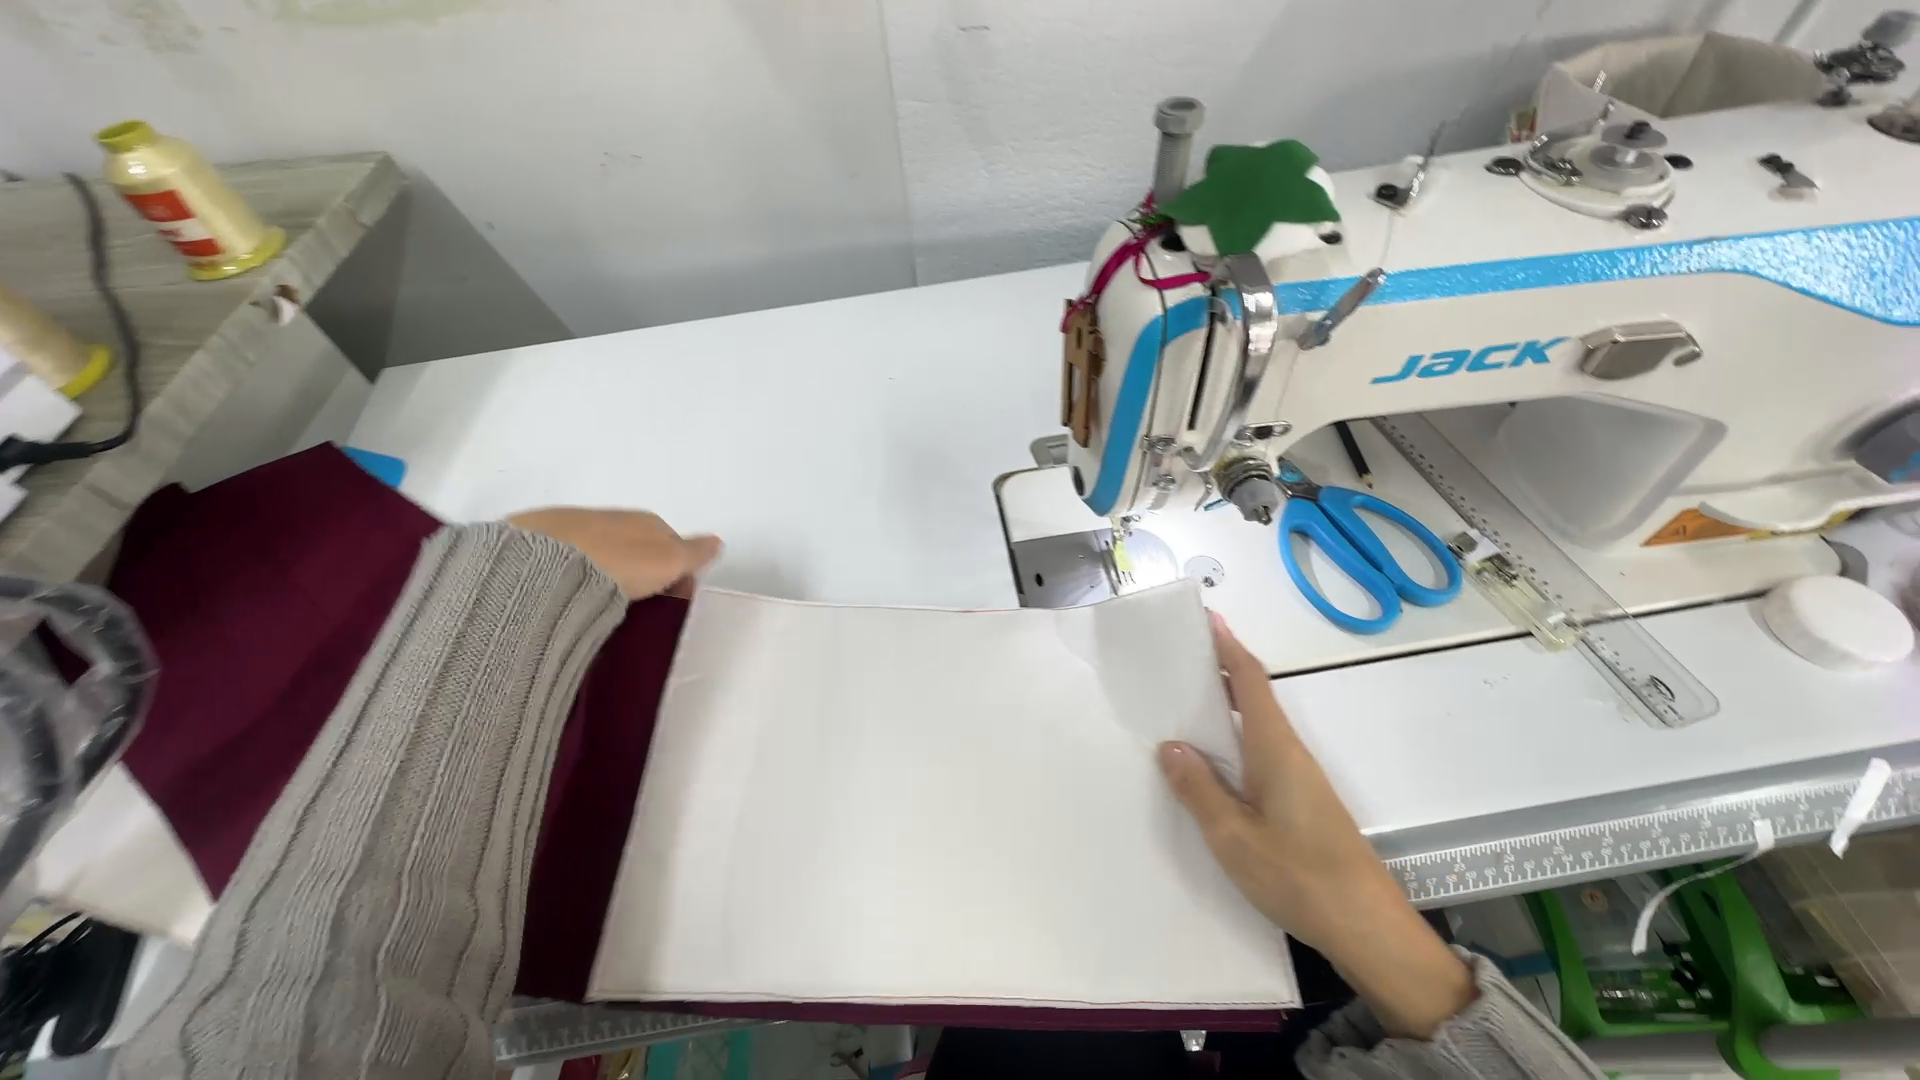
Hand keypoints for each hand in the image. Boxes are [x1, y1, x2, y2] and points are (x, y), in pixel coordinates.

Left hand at [508, 507, 720, 599]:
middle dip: (640, 564)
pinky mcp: (537, 540)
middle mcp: (613, 517)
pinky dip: (573, 569)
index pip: (671, 541)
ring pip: (599, 547)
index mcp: (648, 521)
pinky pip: (566, 555)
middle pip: (635, 543)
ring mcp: (574, 526)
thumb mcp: (669, 562)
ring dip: (605, 566)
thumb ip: (694, 553)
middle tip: (638, 599)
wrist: (546, 564)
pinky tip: (569, 589)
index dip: (676, 567)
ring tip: (600, 599)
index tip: (672, 595)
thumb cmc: (621, 564)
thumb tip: (717, 540)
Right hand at [1158, 614, 1475, 1038]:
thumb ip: (1199, 788)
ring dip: (1225, 706)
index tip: (1207, 618)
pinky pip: (1260, 753)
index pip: (1251, 681)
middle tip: (1177, 660)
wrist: (1366, 926)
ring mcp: (1299, 779)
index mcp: (1275, 749)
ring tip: (1182, 703)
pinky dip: (1233, 740)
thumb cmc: (1298, 875)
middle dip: (1221, 670)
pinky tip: (1211, 761)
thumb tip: (1171, 745)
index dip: (1228, 647)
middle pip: (1255, 697)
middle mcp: (1290, 753)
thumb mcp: (1233, 835)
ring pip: (1257, 726)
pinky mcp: (1301, 802)